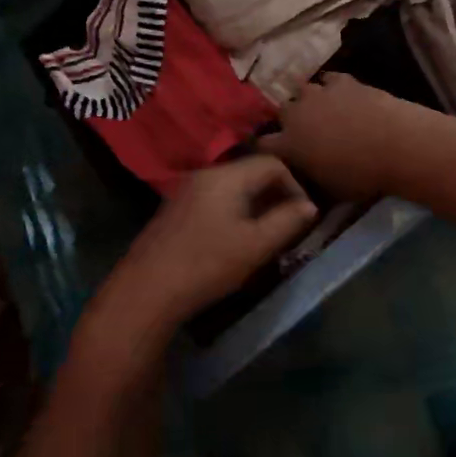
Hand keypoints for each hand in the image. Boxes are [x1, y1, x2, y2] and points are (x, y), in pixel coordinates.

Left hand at [73, 156, 317, 367]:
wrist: (146, 293)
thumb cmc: (208, 265)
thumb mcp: (257, 245)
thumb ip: (288, 221)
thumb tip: (309, 206)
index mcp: (226, 177)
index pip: (274, 164)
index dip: (296, 187)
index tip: (304, 217)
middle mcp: (205, 176)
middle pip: (253, 173)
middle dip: (278, 197)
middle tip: (290, 227)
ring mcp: (187, 193)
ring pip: (236, 189)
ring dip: (258, 208)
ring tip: (268, 237)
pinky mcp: (177, 213)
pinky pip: (218, 201)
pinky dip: (237, 214)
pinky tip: (237, 243)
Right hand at [260, 74, 435, 200]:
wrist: (396, 145)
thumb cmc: (363, 176)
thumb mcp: (332, 191)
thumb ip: (312, 179)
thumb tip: (308, 179)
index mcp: (288, 145)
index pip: (263, 144)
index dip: (268, 148)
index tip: (276, 153)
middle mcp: (296, 115)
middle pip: (282, 112)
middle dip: (290, 120)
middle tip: (305, 131)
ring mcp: (319, 93)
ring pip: (303, 90)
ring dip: (309, 100)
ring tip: (323, 109)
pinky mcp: (343, 81)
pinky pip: (329, 79)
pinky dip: (333, 87)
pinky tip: (342, 95)